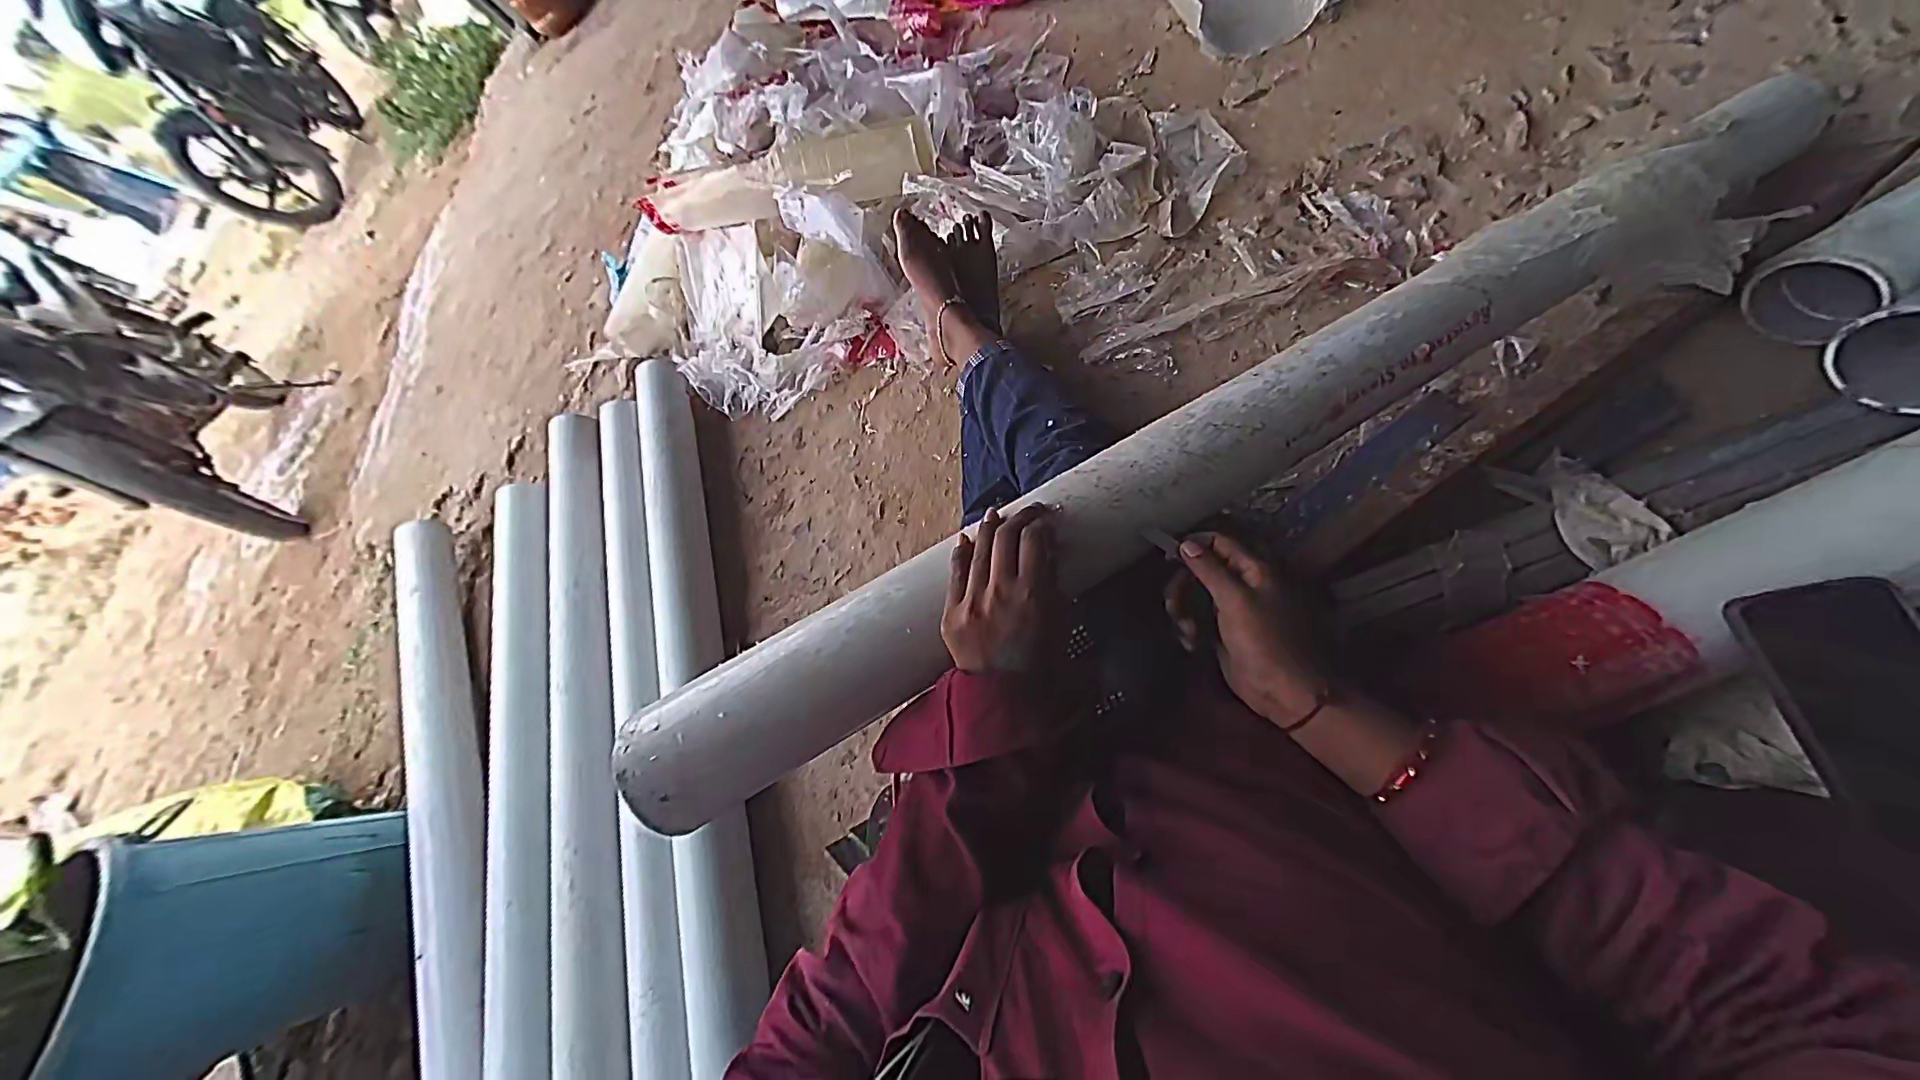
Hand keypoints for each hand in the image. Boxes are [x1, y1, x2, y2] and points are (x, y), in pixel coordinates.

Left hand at [942, 505, 1058, 673]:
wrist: (1004, 703)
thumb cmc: (1040, 668)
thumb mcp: (1059, 624)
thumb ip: (1053, 585)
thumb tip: (1048, 553)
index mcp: (1033, 595)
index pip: (1034, 540)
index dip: (1040, 524)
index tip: (1046, 521)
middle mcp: (1000, 592)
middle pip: (1006, 537)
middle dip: (1019, 517)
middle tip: (1027, 513)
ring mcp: (972, 602)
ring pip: (979, 550)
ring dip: (989, 528)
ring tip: (996, 514)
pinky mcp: (952, 614)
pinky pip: (955, 574)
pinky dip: (961, 553)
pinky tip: (965, 538)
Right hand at [1169, 532, 1326, 725]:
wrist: (1284, 690)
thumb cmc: (1265, 641)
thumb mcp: (1235, 600)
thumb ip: (1210, 570)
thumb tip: (1187, 543)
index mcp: (1256, 569)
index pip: (1221, 542)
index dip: (1195, 545)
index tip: (1170, 555)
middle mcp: (1245, 584)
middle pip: (1202, 569)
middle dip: (1184, 585)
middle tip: (1174, 604)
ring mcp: (1235, 608)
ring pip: (1196, 594)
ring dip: (1183, 609)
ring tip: (1186, 630)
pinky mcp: (1224, 631)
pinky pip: (1198, 618)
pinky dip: (1190, 627)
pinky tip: (1192, 643)